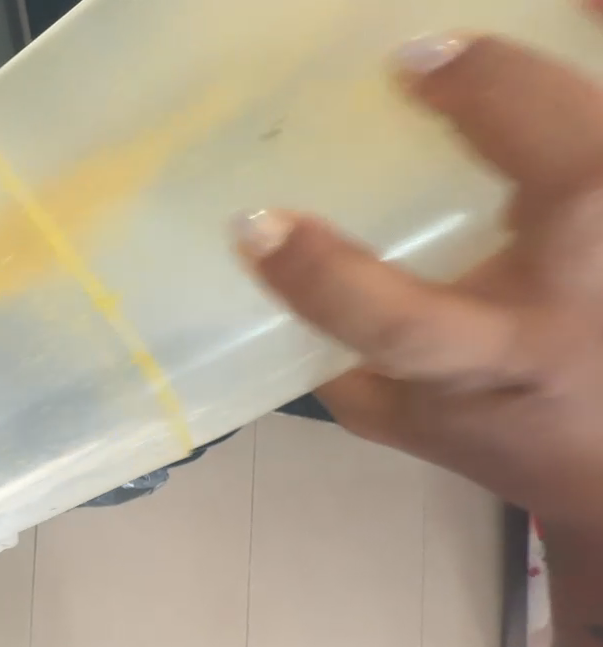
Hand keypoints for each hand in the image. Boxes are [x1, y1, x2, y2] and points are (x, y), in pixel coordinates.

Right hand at [238, 28, 602, 540]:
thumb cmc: (486, 430)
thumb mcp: (388, 409)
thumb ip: (337, 343)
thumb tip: (277, 254)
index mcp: (484, 361)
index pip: (398, 322)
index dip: (321, 274)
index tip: (252, 224)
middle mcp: (581, 295)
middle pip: (575, 186)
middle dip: (502, 108)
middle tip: (415, 59)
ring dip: (594, 52)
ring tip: (542, 0)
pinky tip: (583, 12)